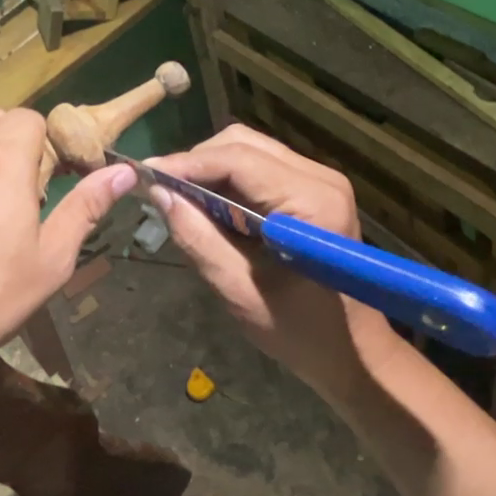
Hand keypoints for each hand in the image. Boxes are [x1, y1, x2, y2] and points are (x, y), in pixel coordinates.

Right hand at [146, 125, 398, 397]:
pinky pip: (259, 167)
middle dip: (196, 162)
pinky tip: (207, 205)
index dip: (187, 163)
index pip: (239, 160)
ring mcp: (320, 181)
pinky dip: (227, 179)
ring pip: (249, 150)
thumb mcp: (239, 291)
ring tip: (178, 198)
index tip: (143, 174)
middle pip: (243, 144)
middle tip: (160, 190)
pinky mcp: (312, 189)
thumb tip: (158, 194)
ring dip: (210, 169)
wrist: (352, 351)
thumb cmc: (300, 331)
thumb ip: (199, 239)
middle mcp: (321, 178)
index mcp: (312, 202)